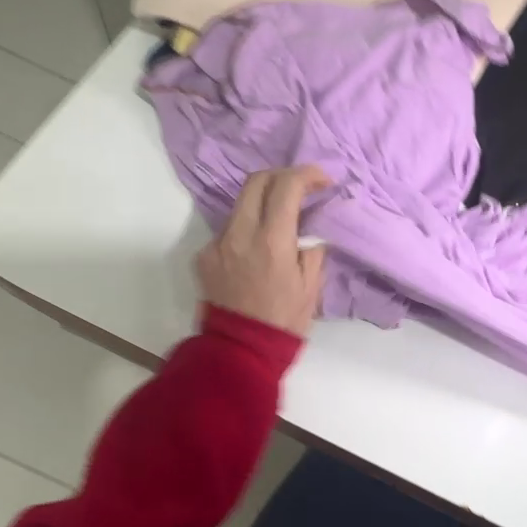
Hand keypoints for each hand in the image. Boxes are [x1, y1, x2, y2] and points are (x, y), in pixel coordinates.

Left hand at [197, 166, 331, 336]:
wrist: (240, 351)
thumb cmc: (283, 323)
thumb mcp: (310, 288)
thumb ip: (311, 253)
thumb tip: (308, 236)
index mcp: (272, 241)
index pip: (286, 186)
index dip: (307, 174)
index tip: (322, 180)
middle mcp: (241, 234)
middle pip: (257, 181)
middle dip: (281, 177)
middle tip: (299, 188)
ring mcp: (218, 244)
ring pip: (240, 206)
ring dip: (262, 205)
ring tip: (279, 225)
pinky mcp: (204, 257)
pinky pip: (228, 232)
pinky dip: (246, 233)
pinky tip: (256, 255)